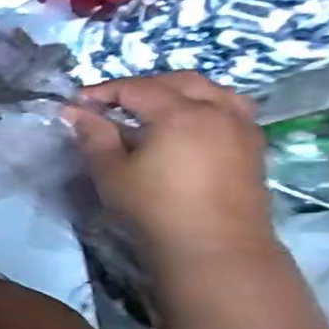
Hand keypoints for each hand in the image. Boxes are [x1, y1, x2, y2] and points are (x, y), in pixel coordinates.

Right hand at [65, 72, 272, 259]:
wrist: (214, 247)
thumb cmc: (154, 208)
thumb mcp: (111, 172)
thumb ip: (94, 136)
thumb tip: (76, 112)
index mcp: (180, 114)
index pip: (136, 88)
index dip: (103, 91)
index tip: (78, 103)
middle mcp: (217, 111)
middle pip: (178, 81)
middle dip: (142, 86)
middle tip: (113, 103)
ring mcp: (241, 127)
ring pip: (211, 91)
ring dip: (178, 92)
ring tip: (154, 110)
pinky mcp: (253, 146)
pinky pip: (228, 109)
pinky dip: (203, 107)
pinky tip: (184, 128)